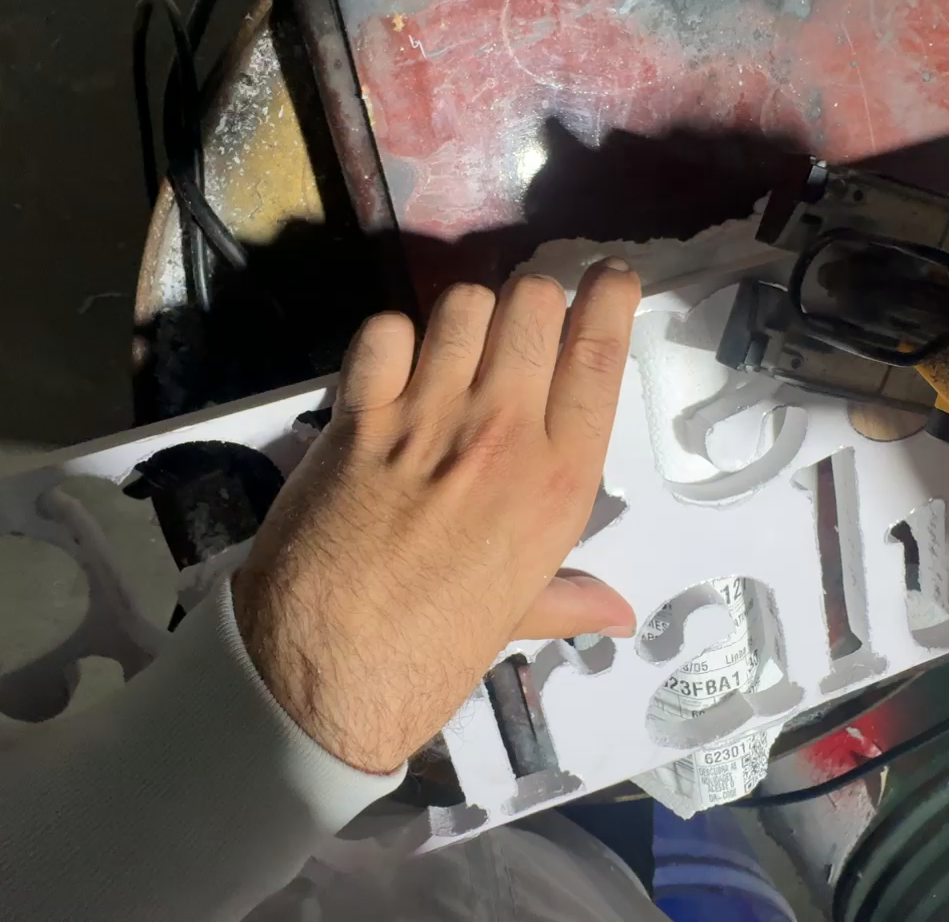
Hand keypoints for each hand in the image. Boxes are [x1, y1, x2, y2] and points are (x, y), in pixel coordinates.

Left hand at [232, 259, 641, 772]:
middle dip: (531, 298)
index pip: (599, 356)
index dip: (609, 298)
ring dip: (464, 316)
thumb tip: (622, 614)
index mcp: (559, 481)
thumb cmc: (436, 648)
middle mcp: (502, 433)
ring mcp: (428, 418)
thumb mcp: (518, 617)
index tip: (609, 277)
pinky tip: (392, 371)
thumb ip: (572, 598)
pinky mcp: (360, 415)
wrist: (326, 673)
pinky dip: (391, 340)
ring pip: (462, 304)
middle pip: (533, 303)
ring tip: (456, 347)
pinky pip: (386, 332)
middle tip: (519, 322)